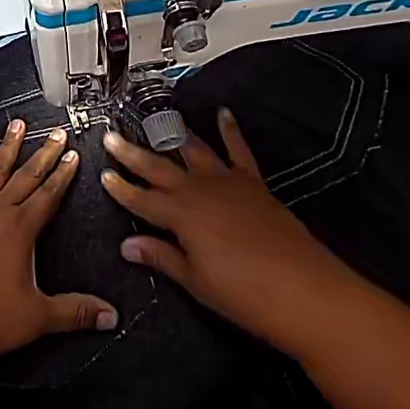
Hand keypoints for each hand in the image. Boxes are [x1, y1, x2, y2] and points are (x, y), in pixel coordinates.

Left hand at [0, 119, 117, 368]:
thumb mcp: (37, 317)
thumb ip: (75, 312)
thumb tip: (110, 316)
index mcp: (20, 230)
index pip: (49, 194)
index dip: (64, 174)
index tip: (73, 155)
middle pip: (27, 175)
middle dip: (45, 152)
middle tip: (56, 133)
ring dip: (9, 146)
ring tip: (18, 124)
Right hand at [99, 107, 354, 350]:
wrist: (304, 290)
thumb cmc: (247, 293)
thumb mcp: (196, 281)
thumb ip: (161, 256)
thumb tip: (129, 245)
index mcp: (182, 216)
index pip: (142, 199)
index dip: (121, 188)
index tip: (105, 175)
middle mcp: (201, 191)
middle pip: (159, 168)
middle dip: (132, 153)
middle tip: (113, 138)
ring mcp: (228, 182)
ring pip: (192, 151)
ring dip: (172, 136)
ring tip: (155, 121)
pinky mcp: (253, 183)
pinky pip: (238, 150)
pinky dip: (230, 130)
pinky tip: (224, 115)